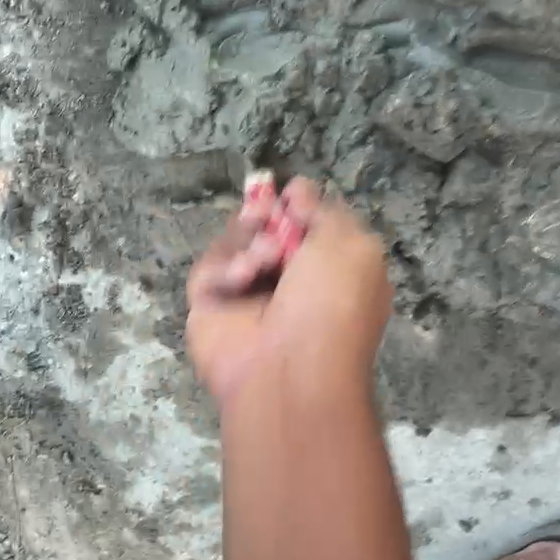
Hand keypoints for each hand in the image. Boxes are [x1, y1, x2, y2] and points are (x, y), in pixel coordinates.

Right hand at [185, 177, 391, 409]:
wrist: (287, 370)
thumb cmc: (331, 307)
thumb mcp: (350, 247)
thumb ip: (324, 211)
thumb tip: (298, 189)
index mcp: (330, 270)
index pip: (307, 224)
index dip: (298, 205)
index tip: (291, 194)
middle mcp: (287, 281)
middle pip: (264, 227)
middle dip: (264, 215)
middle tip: (263, 215)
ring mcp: (245, 294)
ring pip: (233, 243)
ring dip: (248, 243)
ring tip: (262, 260)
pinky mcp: (209, 305)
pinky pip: (208, 270)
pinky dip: (224, 270)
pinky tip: (240, 281)